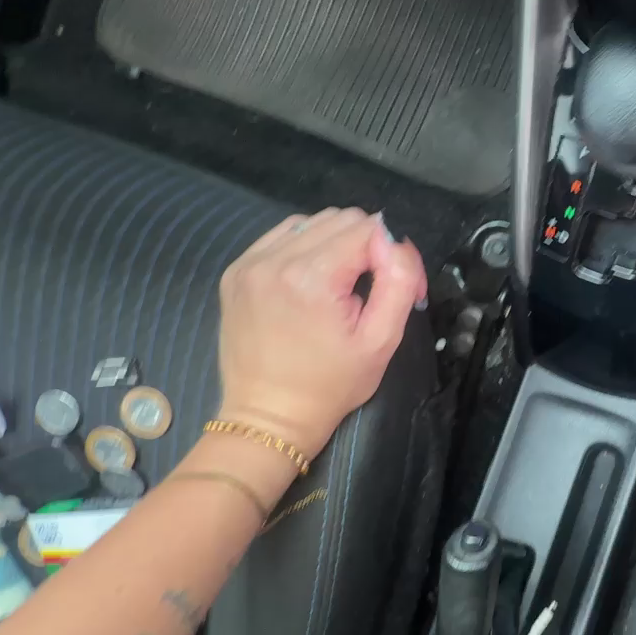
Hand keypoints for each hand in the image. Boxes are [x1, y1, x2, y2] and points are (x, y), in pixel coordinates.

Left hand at [215, 207, 427, 456]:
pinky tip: (312, 279)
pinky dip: (306, 247)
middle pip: (341, 218)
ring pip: (312, 221)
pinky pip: (283, 235)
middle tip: (369, 287)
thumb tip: (397, 242)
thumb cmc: (332, 383)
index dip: (392, 253)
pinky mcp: (236, 271)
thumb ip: (399, 281)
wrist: (269, 415)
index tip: (394, 288)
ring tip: (339, 284)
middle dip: (366, 245)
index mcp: (312, 277)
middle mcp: (274, 260)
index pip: (369, 228)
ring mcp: (249, 263)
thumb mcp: (383, 339)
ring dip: (336, 243)